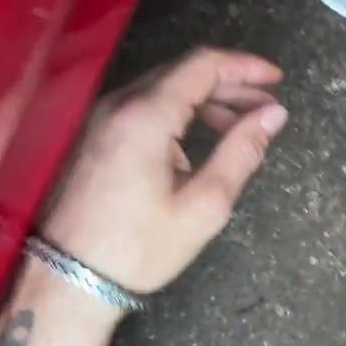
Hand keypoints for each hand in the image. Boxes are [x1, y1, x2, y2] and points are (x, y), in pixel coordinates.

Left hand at [39, 48, 288, 294]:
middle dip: (231, 83)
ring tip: (241, 126)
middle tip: (267, 108)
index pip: (202, 65)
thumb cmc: (140, 247)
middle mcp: (121, 104)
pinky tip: (200, 142)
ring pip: (165, 88)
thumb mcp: (204, 204)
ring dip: (207, 99)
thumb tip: (275, 114)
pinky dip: (181, 112)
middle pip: (183, 72)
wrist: (69, 280)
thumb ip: (242, 151)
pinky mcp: (97, 134)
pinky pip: (146, 106)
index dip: (245, 65)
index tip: (276, 80)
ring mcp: (103, 118)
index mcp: (146, 116)